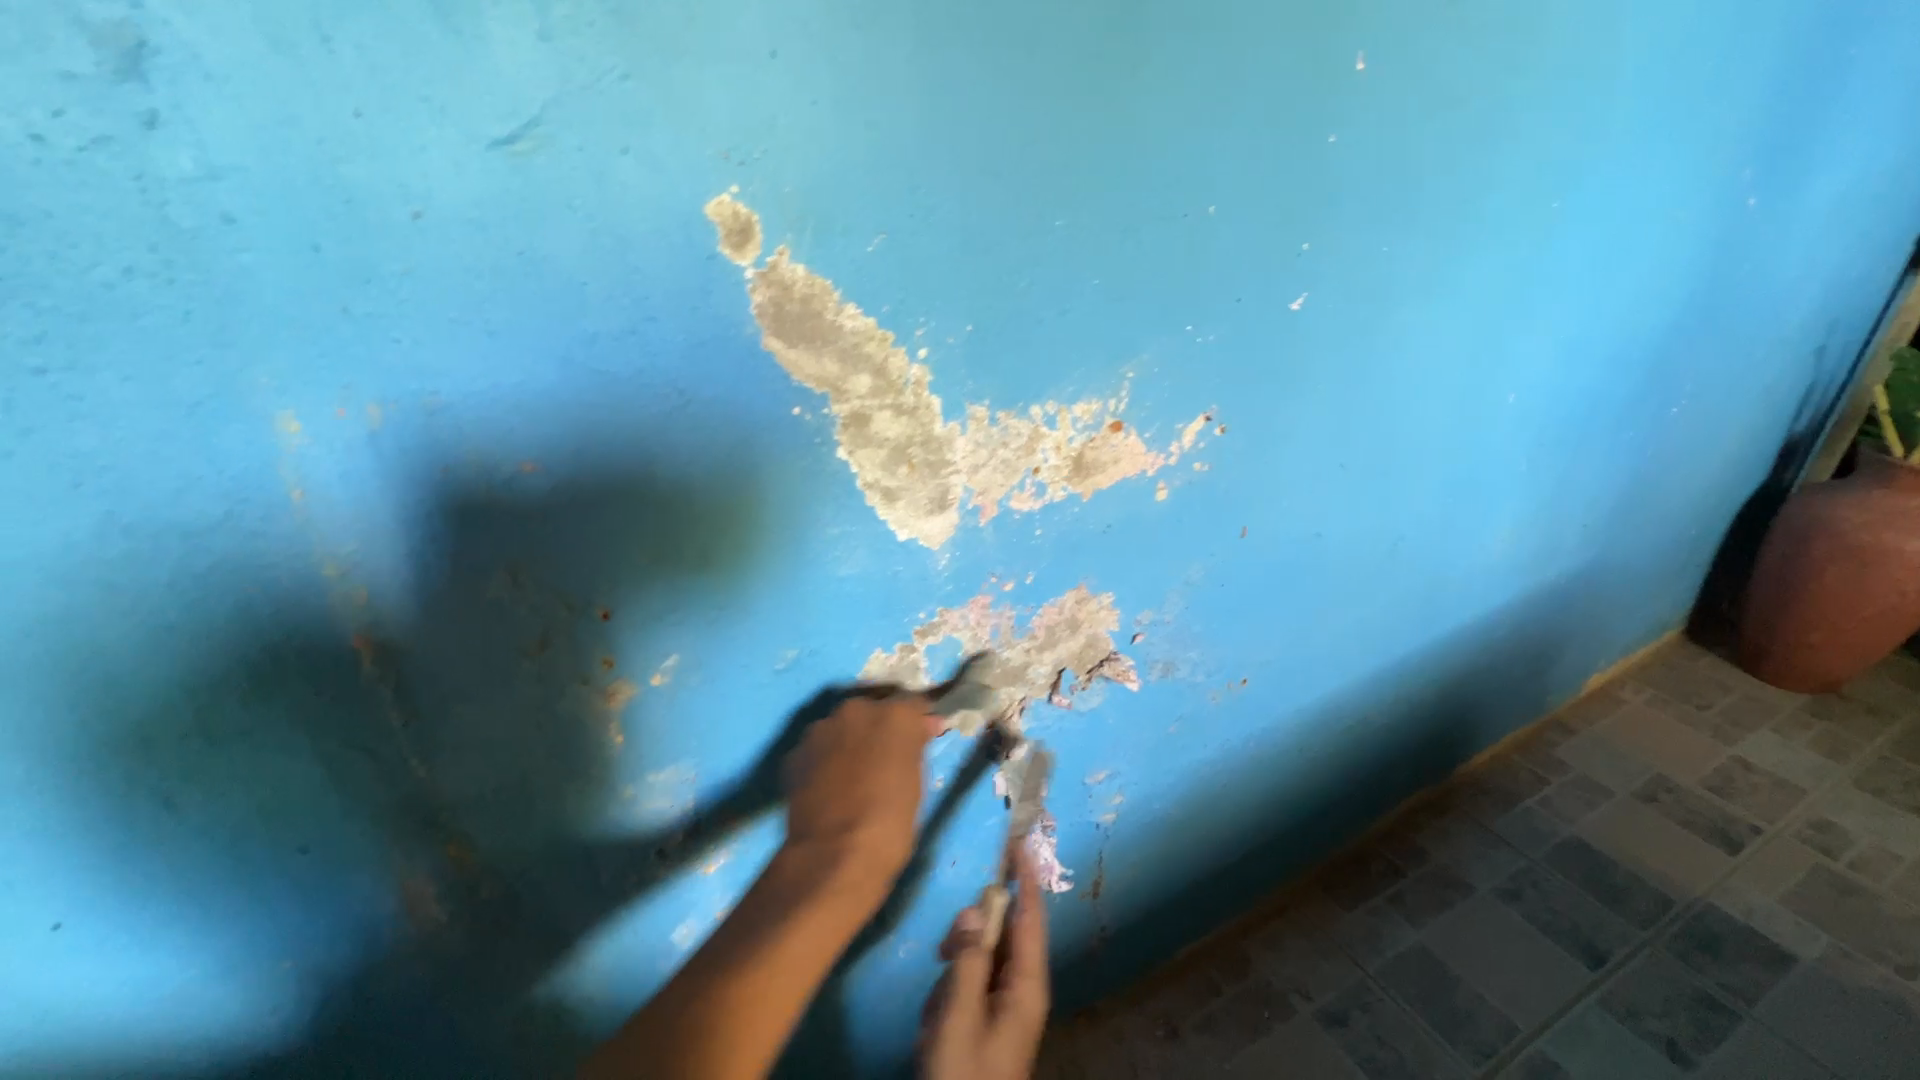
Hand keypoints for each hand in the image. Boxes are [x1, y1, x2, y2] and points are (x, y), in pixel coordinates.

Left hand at [782, 693, 940, 891]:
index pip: (914, 705)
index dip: (919, 723)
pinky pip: (819, 750)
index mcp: (894, 716)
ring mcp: (821, 729)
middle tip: (888, 760)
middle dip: (881, 729)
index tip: (925, 738)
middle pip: (874, 712)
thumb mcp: (916, 784)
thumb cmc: (890, 823)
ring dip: (851, 743)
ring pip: (842, 729)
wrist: (833, 854)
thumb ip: (916, 749)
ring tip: (855, 775)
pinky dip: (826, 761)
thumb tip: (922, 730)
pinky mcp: (795, 753)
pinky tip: (831, 787)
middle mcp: (856, 710)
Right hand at [919, 847, 1051, 1079]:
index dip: (1026, 877)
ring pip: (979, 956)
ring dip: (954, 969)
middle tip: (945, 951)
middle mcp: (1021, 988)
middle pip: (1001, 933)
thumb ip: (967, 957)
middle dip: (971, 934)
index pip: (1031, 917)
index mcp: (1027, 985)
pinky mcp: (986, 1017)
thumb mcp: (959, 1016)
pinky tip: (936, 1021)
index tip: (1019, 840)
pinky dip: (949, 992)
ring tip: (938, 1011)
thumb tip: (979, 907)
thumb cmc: (963, 1074)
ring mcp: (1003, 1004)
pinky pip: (967, 983)